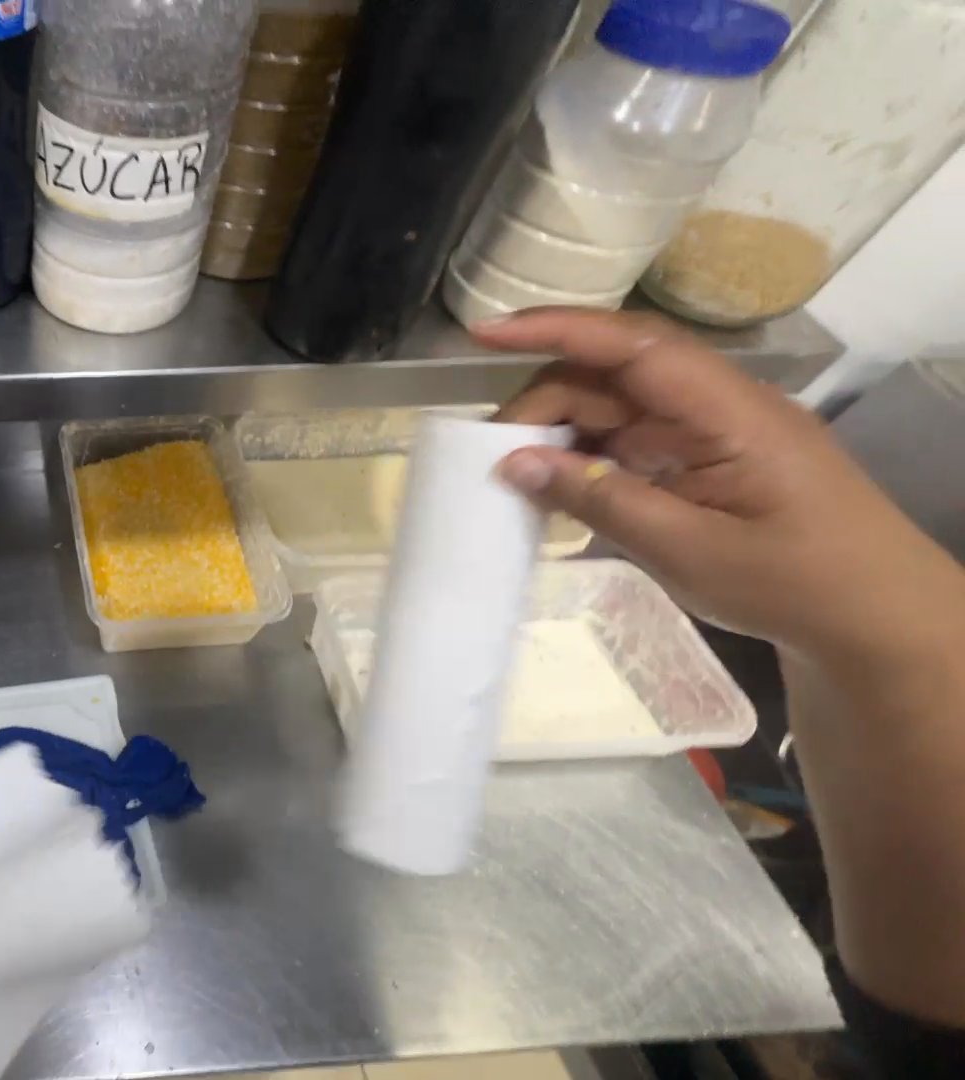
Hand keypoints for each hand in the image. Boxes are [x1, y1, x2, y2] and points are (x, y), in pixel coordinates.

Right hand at [477, 309, 964, 661]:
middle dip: (538, 406)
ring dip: (550, 435)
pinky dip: (573, 460)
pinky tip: (546, 489)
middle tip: (491, 461)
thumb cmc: (795, 583)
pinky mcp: (689, 457)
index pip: (635, 349)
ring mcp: (700, 432)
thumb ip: (598, 501)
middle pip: (605, 378)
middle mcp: (712, 407)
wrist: (873, 619)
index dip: (558, 330)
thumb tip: (512, 463)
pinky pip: (615, 441)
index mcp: (730, 414)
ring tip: (509, 479)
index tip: (485, 333)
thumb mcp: (687, 549)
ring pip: (603, 408)